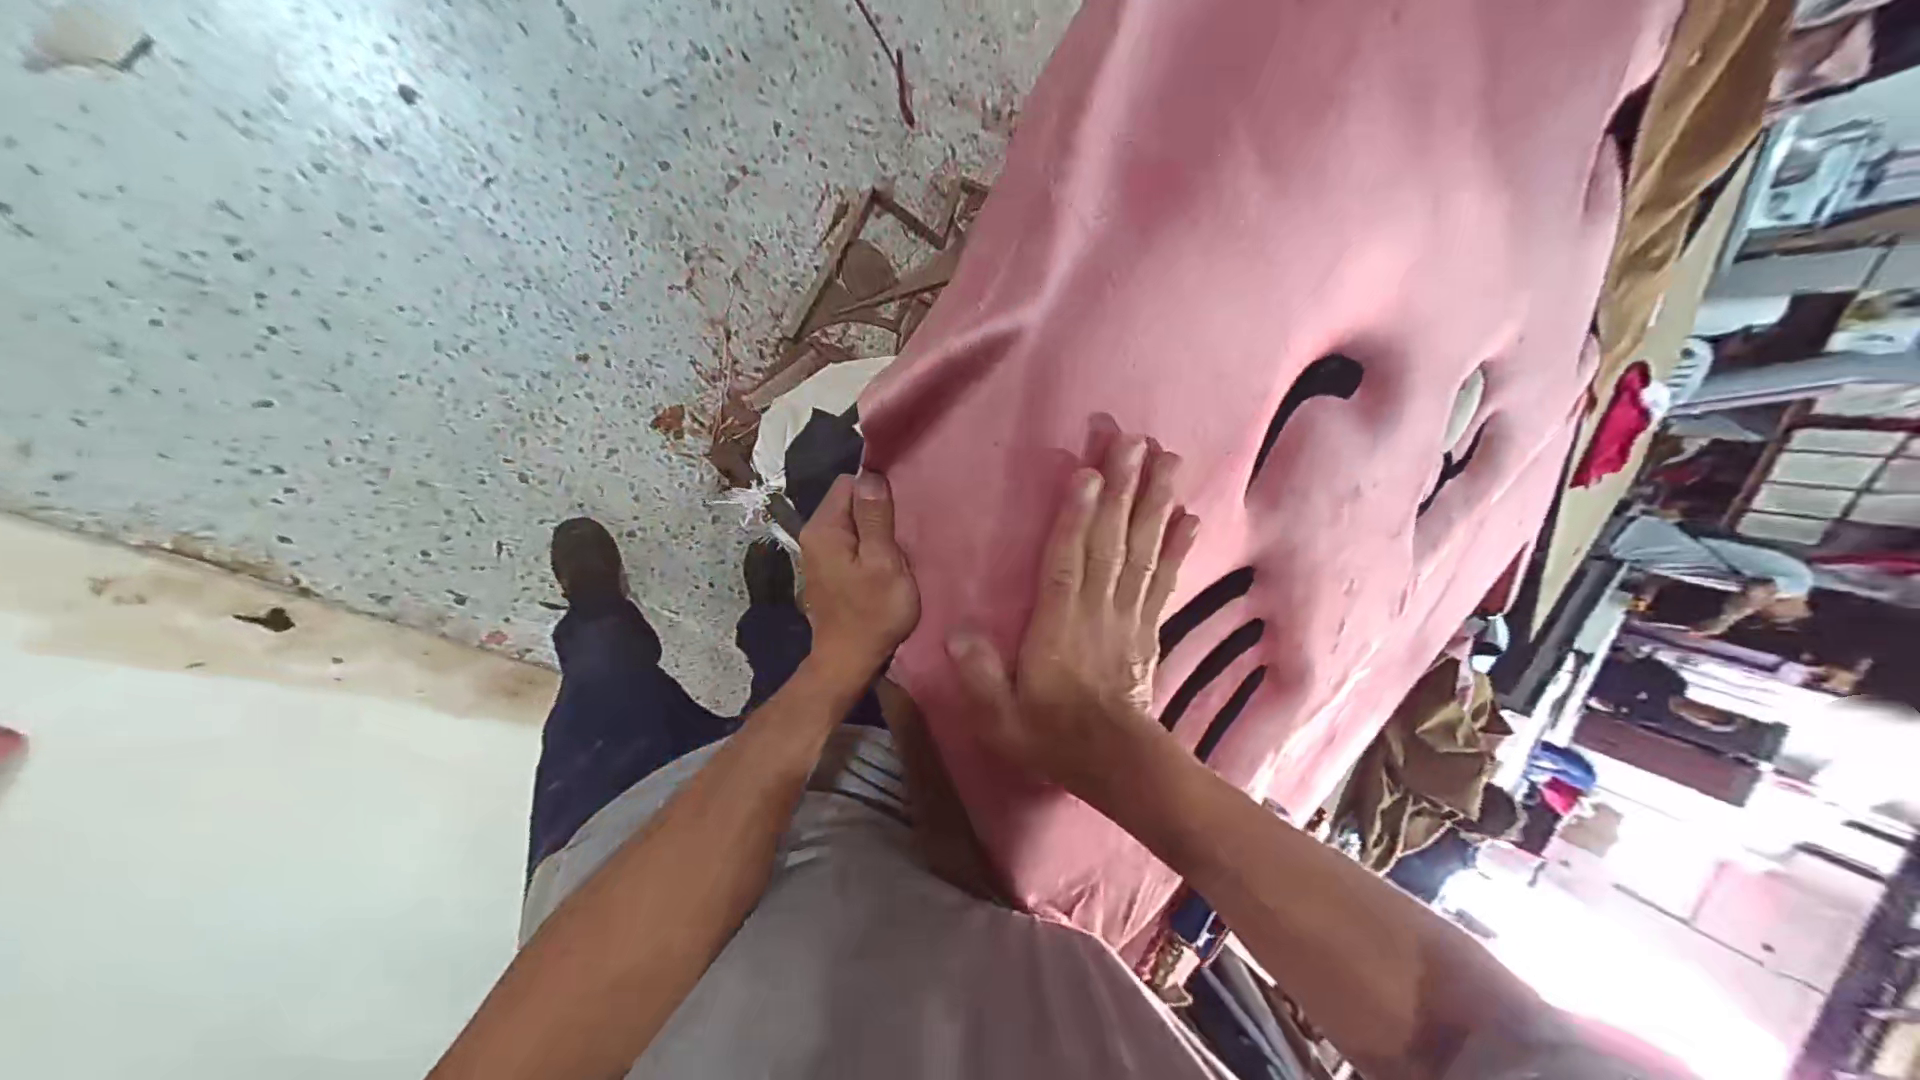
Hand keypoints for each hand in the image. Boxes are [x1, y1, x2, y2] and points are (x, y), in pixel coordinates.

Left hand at [799, 472, 920, 679]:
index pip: (849, 483)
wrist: (849, 661)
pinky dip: (869, 547)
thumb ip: (875, 518)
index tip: (901, 510)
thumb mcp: (883, 562)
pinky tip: (885, 564)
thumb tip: (870, 474)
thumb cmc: (872, 613)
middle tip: (903, 534)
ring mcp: (819, 553)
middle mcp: (814, 535)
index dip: (877, 490)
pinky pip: (851, 542)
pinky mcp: (829, 569)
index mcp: (824, 528)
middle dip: (877, 511)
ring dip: (876, 531)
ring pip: (853, 522)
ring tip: (897, 550)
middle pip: (849, 501)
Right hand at [947, 434, 1198, 797]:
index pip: (1067, 561)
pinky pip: (1163, 580)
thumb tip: (958, 632)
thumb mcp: (1000, 718)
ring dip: (1155, 504)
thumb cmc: (1053, 737)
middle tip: (1138, 442)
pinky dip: (1178, 548)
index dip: (1077, 516)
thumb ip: (979, 675)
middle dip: (1125, 490)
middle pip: (1111, 543)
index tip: (1091, 472)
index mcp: (1058, 628)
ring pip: (1142, 551)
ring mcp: (1129, 617)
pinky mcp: (1149, 628)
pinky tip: (1189, 518)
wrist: (1117, 764)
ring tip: (1169, 461)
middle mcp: (1098, 612)